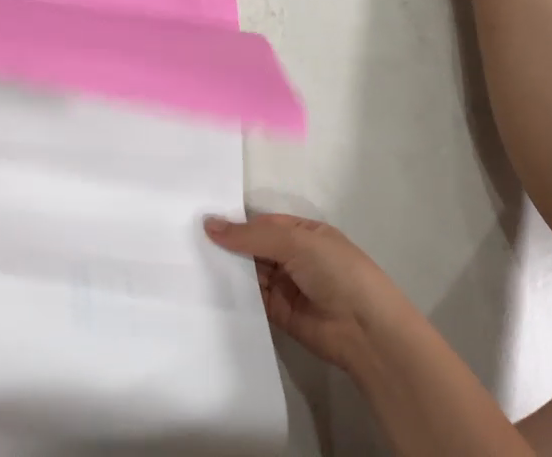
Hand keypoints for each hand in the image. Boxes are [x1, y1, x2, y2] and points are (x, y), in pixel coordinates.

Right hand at [205, 214, 398, 366]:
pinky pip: (249, 297)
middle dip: (225, 244)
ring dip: (224, 267)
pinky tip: (204, 284)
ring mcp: (285, 285)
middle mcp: (293, 257)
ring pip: (247, 271)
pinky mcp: (277, 312)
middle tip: (184, 238)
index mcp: (303, 233)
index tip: (198, 219)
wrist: (366, 331)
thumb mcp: (296, 242)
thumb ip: (251, 235)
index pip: (260, 223)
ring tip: (186, 258)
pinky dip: (231, 291)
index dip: (233, 222)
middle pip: (251, 246)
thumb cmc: (337, 272)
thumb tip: (208, 224)